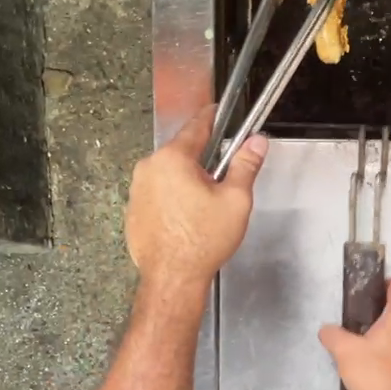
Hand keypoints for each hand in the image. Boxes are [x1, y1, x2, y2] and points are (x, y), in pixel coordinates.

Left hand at [126, 106, 268, 292]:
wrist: (173, 277)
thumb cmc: (201, 242)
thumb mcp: (235, 200)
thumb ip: (246, 165)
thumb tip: (256, 143)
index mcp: (173, 159)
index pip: (196, 127)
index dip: (211, 118)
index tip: (216, 112)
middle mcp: (149, 168)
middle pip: (183, 154)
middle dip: (203, 165)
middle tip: (221, 188)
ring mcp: (137, 190)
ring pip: (169, 176)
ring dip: (187, 185)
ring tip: (204, 212)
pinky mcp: (134, 210)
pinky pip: (157, 196)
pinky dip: (172, 203)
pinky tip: (187, 223)